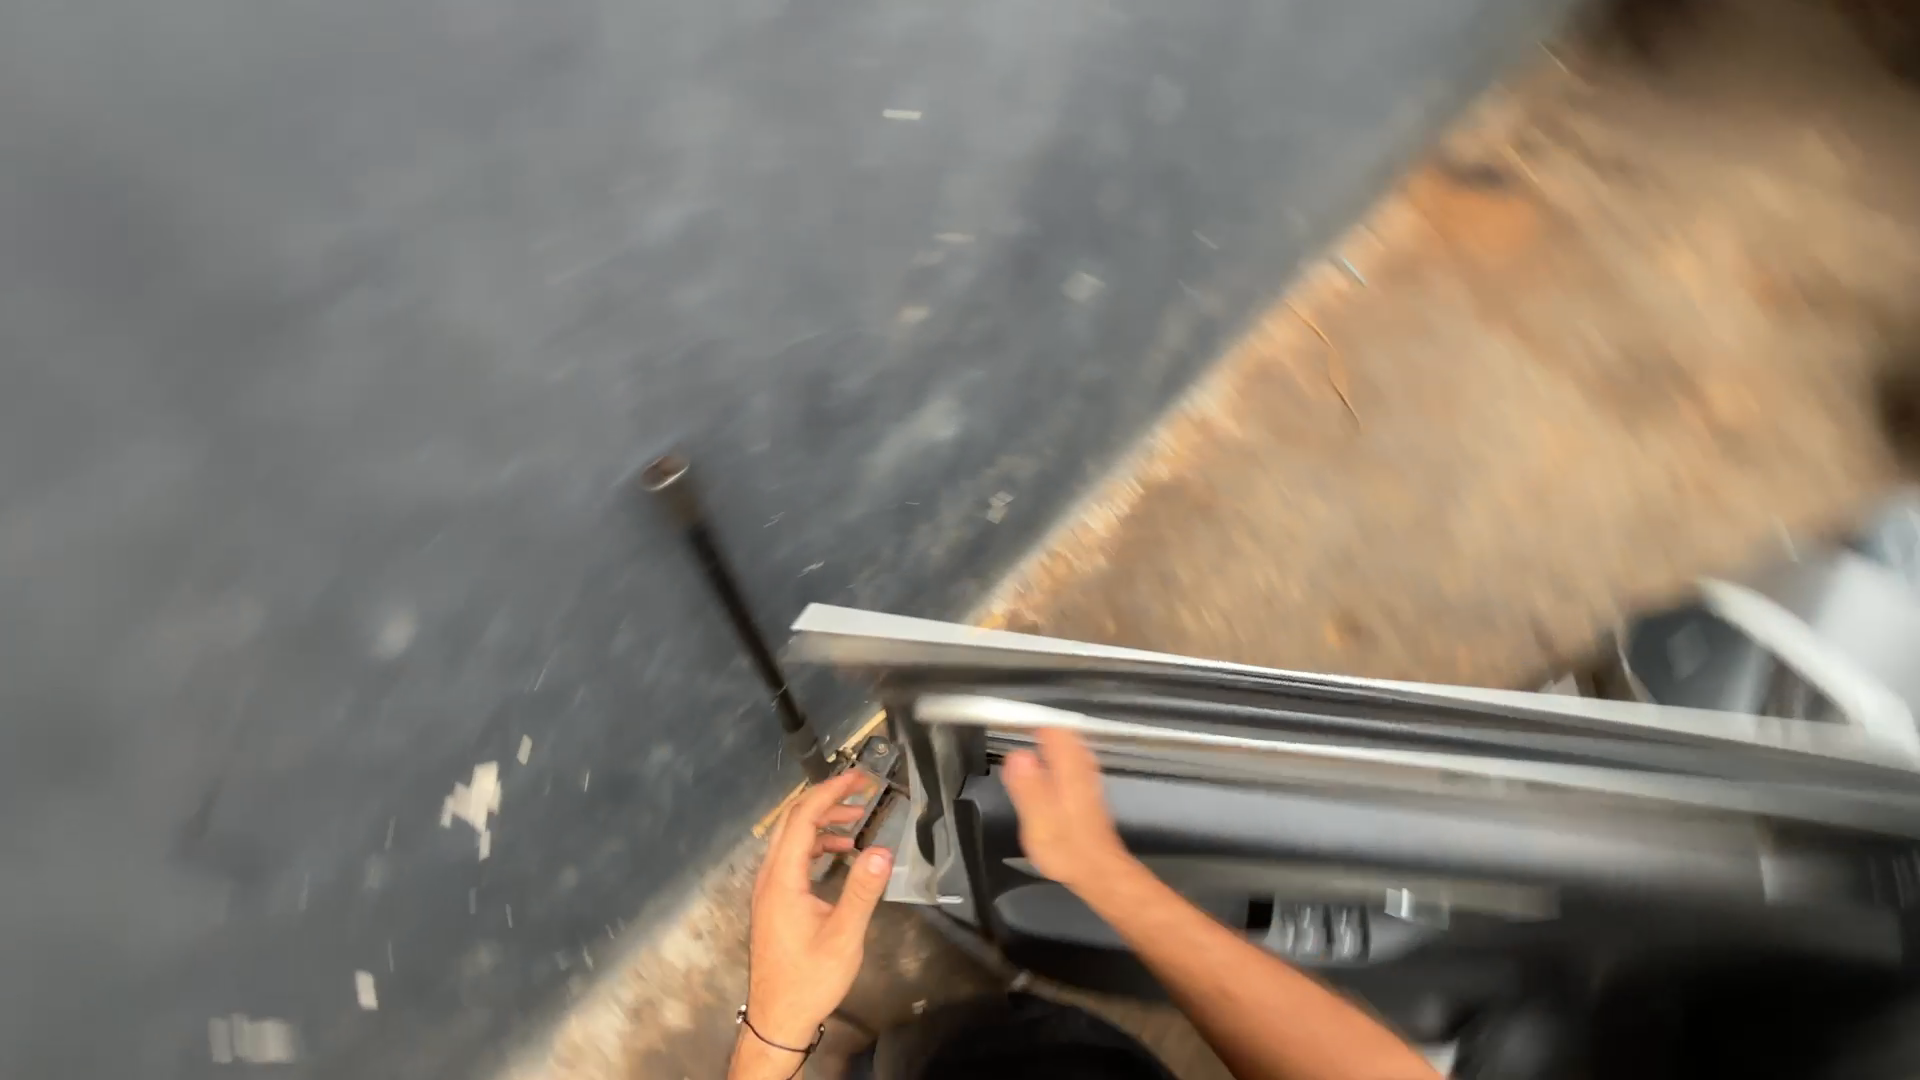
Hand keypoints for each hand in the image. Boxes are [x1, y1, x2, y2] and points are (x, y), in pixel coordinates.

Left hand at [744, 769, 893, 1048]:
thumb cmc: (809, 979)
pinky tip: (840, 850)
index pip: (803, 817)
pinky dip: (816, 842)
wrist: (777, 1021)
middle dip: (826, 797)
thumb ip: (862, 891)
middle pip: (792, 820)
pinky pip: (792, 855)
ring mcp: (768, 888)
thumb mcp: (843, 936)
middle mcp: (769, 876)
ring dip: (822, 820)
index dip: (830, 791)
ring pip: (791, 836)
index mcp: (782, 878)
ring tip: (856, 816)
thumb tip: (883, 850)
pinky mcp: (773, 900)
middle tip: (860, 787)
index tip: (859, 777)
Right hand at [1002, 728, 1132, 892]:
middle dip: (1044, 726)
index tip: (1013, 720)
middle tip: (1021, 727)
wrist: (1098, 872)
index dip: (1031, 721)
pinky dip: (1061, 757)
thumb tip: (1017, 756)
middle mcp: (1082, 769)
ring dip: (1054, 740)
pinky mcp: (1089, 793)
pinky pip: (1075, 762)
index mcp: (1068, 770)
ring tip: (1034, 740)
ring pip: (1073, 747)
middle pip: (1065, 733)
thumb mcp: (1038, 821)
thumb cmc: (1068, 849)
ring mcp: (1088, 780)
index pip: (1053, 729)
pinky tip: (1051, 768)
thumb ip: (1027, 786)